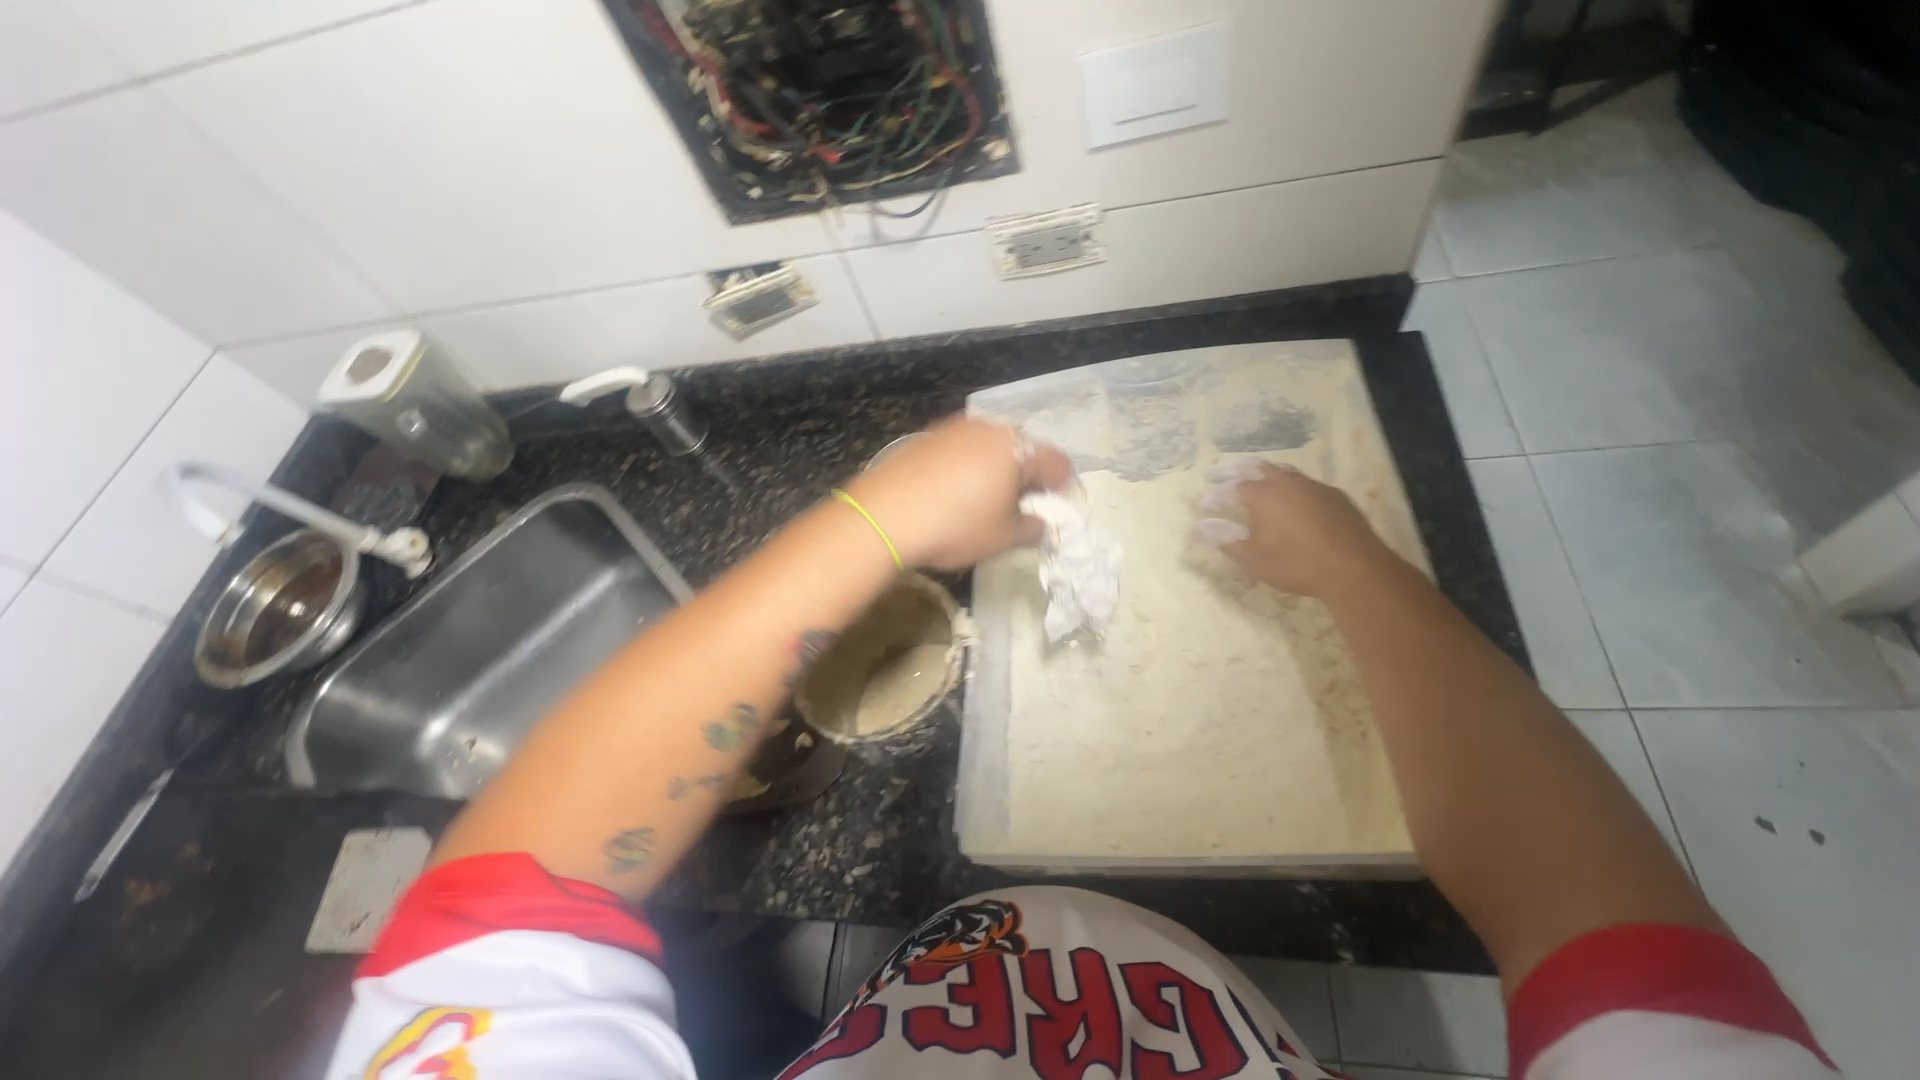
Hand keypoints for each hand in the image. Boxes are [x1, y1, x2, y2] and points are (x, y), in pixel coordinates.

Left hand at [844, 416, 1073, 570]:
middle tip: (1023, 504)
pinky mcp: (926, 438)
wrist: (884, 514)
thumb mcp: (1002, 537)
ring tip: (989, 500)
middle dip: (1027, 474)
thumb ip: (1031, 528)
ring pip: (989, 447)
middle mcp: (989, 429)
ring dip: (996, 469)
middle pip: (1021, 449)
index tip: (1059, 505)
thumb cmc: (956, 525)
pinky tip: (956, 493)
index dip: (1063, 485)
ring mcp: (954, 429)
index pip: (1055, 462)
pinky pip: (960, 451)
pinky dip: (967, 468)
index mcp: (1016, 448)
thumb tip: (1041, 524)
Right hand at [1195, 462, 1400, 597]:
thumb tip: (1198, 528)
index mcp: (1262, 495)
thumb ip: (1225, 539)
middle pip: (1254, 467)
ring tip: (1252, 476)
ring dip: (1262, 472)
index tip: (1200, 503)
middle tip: (1216, 472)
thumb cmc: (1296, 564)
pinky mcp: (1334, 495)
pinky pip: (1305, 483)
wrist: (1354, 567)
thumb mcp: (1254, 558)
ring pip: (1282, 470)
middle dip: (1231, 469)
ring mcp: (1312, 486)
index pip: (1229, 489)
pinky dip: (1289, 484)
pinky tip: (1292, 496)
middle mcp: (1285, 483)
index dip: (1212, 496)